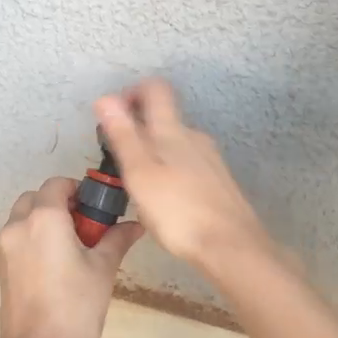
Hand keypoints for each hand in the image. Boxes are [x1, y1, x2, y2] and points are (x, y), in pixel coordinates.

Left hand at [0, 176, 144, 337]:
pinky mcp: (0, 265)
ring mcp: (5, 246)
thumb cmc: (76, 307)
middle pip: (36, 198)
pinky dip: (33, 238)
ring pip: (23, 217)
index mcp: (43, 217)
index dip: (77, 189)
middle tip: (85, 226)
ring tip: (72, 247)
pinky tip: (55, 264)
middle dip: (59, 203)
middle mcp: (18, 224)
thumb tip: (135, 225)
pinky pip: (17, 238)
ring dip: (44, 220)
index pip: (57, 184)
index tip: (95, 207)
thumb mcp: (102, 270)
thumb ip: (116, 240)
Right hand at [94, 78, 273, 270]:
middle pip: (164, 117)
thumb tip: (105, 98)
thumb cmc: (177, 211)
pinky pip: (189, 164)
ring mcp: (210, 159)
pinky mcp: (219, 181)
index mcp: (172, 131)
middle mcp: (194, 137)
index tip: (115, 116)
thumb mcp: (140, 174)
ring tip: (140, 185)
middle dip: (139, 130)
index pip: (155, 90)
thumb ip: (123, 135)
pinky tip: (166, 201)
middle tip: (120, 160)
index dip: (133, 92)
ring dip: (155, 153)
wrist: (232, 247)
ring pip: (176, 143)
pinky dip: (172, 172)